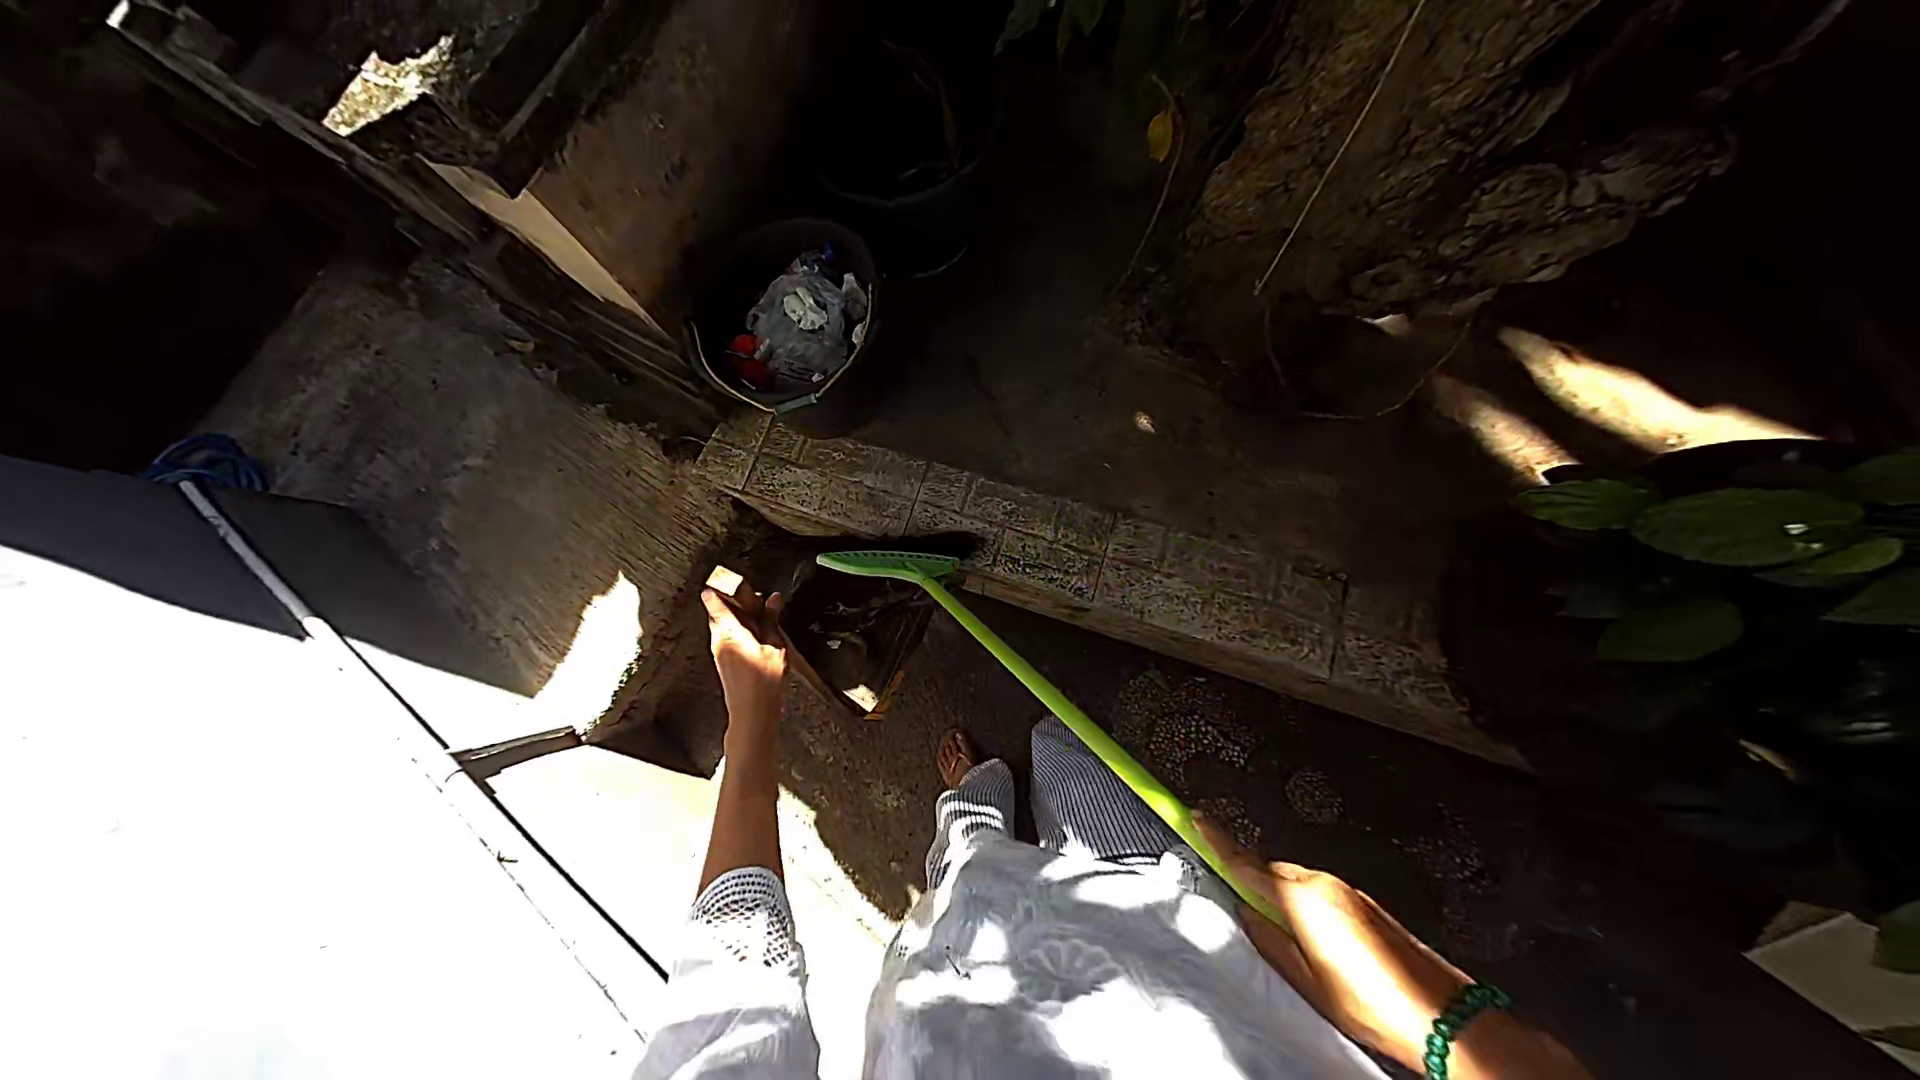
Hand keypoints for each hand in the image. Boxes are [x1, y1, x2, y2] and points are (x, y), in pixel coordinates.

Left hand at [701, 587, 786, 730]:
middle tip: (756, 598)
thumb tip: (773, 601)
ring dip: (738, 615)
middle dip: (736, 600)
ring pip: (723, 622)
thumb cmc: (762, 682)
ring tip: (761, 616)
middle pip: (718, 609)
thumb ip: (771, 620)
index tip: (731, 577)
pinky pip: (727, 635)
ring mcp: (718, 649)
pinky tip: (757, 635)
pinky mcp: (723, 659)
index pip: (714, 598)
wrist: (752, 711)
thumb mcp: (775, 645)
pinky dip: (739, 629)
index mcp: (729, 630)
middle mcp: (718, 638)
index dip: (722, 584)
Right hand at [1195, 813, 1467, 1071]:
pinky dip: (1309, 904)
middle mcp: (1323, 883)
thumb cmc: (1376, 1005)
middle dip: (1254, 881)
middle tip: (1248, 908)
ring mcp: (1347, 889)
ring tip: (1294, 942)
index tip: (1196, 817)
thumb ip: (1268, 939)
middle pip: (1270, 869)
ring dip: (1285, 897)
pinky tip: (1321, 942)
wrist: (1446, 1018)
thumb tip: (1246, 913)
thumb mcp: (1306, 981)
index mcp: (1300, 899)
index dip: (1216, 838)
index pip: (1244, 862)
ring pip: (1296, 880)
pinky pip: (1321, 890)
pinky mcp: (1366, 901)